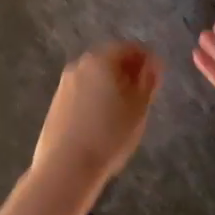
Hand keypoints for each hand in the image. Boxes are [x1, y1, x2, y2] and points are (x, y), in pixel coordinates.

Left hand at [33, 42, 162, 184]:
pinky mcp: (56, 103)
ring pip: (94, 75)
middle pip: (109, 59)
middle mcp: (80, 64)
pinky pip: (82, 91)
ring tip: (124, 109)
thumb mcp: (139, 108)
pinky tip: (102, 120)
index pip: (129, 47)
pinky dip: (95, 97)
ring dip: (111, 84)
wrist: (65, 167)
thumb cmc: (110, 135)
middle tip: (143, 93)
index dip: (147, 59)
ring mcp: (65, 83)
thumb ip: (148, 81)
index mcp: (101, 59)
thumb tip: (153, 63)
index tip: (157, 77)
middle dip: (128, 71)